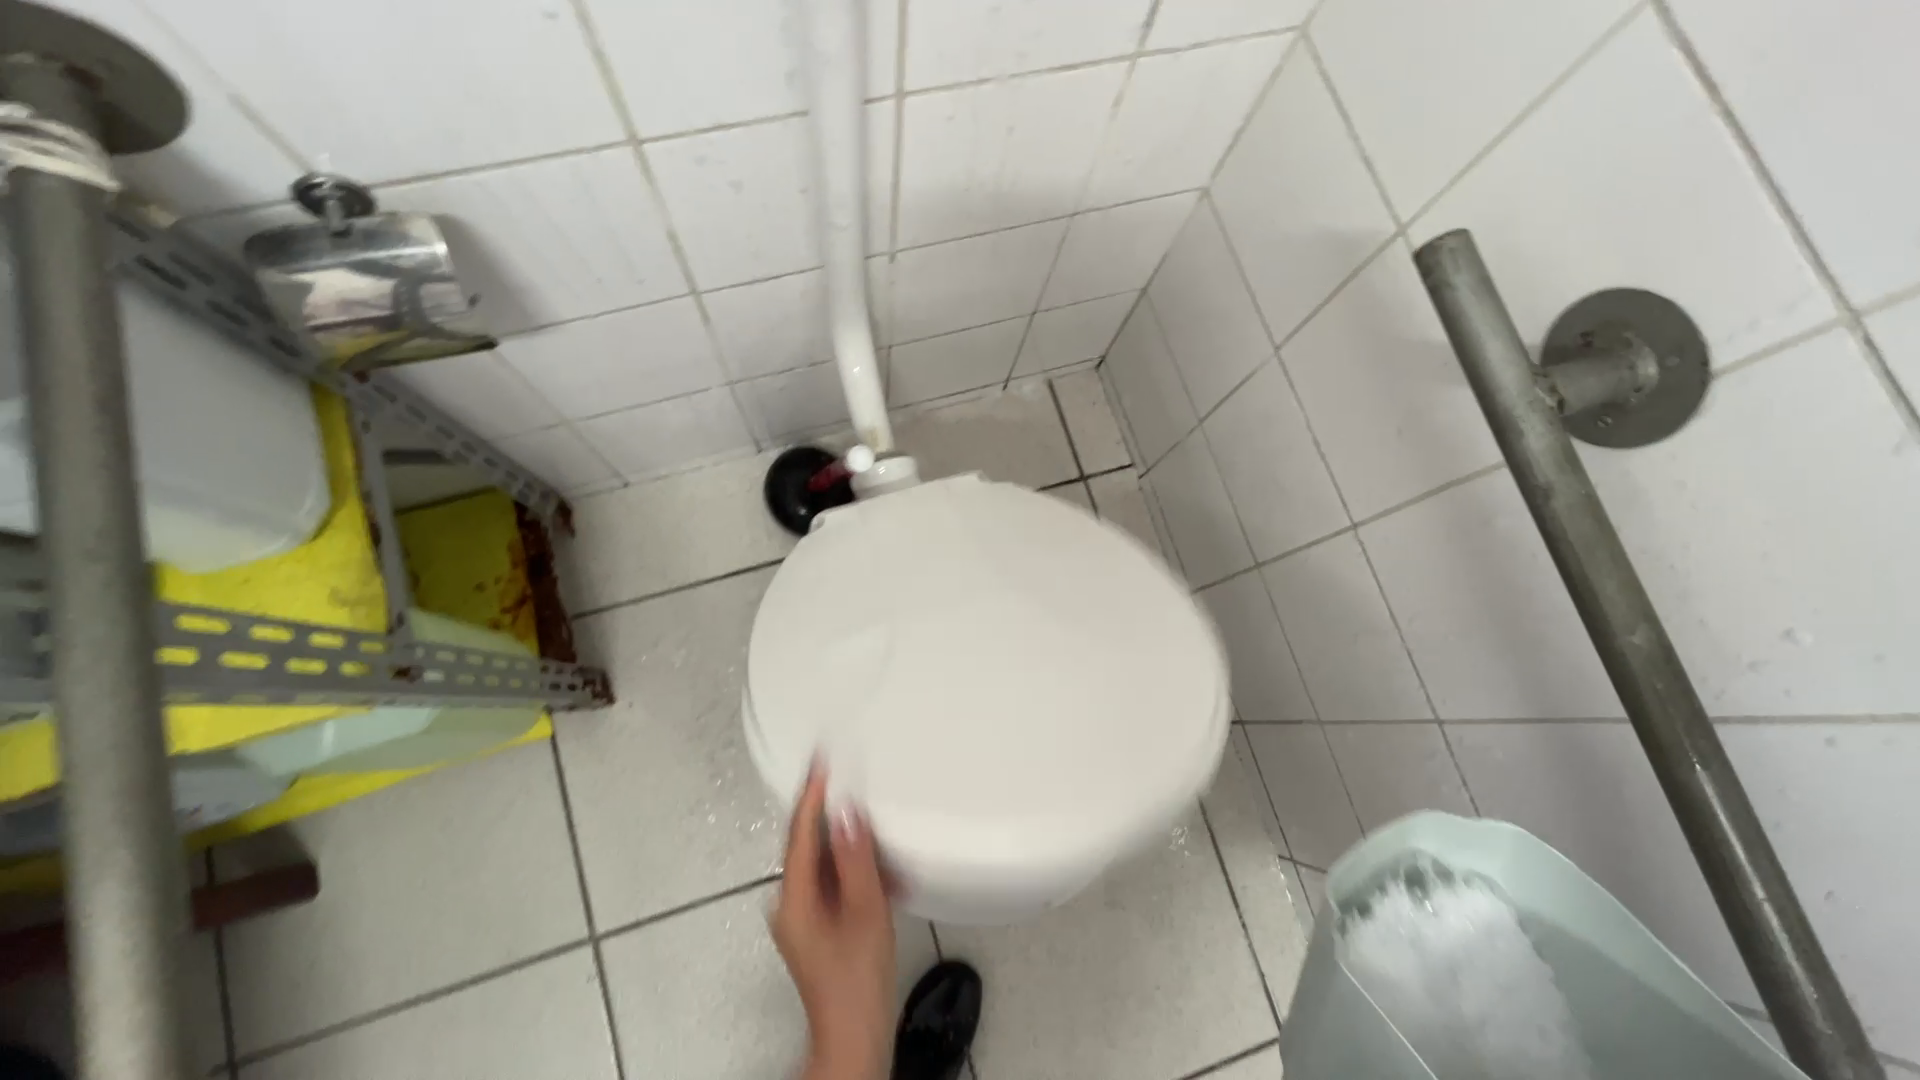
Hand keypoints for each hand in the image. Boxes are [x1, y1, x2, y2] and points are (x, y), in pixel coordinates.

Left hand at [773, 763, 895, 1079]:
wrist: (855, 1036)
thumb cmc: (858, 982)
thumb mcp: (866, 912)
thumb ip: (856, 859)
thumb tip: (847, 815)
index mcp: (794, 898)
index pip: (800, 832)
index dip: (812, 793)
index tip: (821, 760)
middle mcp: (791, 903)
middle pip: (810, 845)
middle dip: (837, 820)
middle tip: (856, 786)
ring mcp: (803, 916)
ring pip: (826, 864)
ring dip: (854, 852)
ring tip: (883, 849)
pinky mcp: (817, 925)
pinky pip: (834, 884)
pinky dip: (858, 875)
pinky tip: (885, 878)